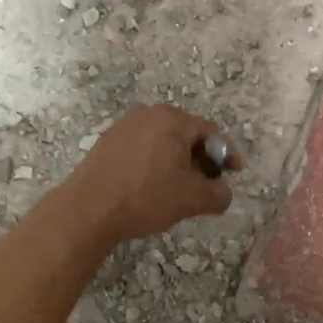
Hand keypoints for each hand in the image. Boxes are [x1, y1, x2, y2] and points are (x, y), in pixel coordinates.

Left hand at [60, 104, 238, 244]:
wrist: (89, 209)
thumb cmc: (145, 197)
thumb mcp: (191, 199)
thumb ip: (218, 194)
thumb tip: (223, 192)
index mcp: (172, 119)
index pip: (211, 132)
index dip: (226, 154)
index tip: (234, 174)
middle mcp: (148, 113)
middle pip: (187, 133)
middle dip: (201, 158)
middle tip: (205, 185)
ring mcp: (125, 124)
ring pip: (164, 140)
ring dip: (177, 161)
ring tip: (178, 189)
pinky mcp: (109, 139)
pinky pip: (144, 145)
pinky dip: (155, 161)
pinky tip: (151, 186)